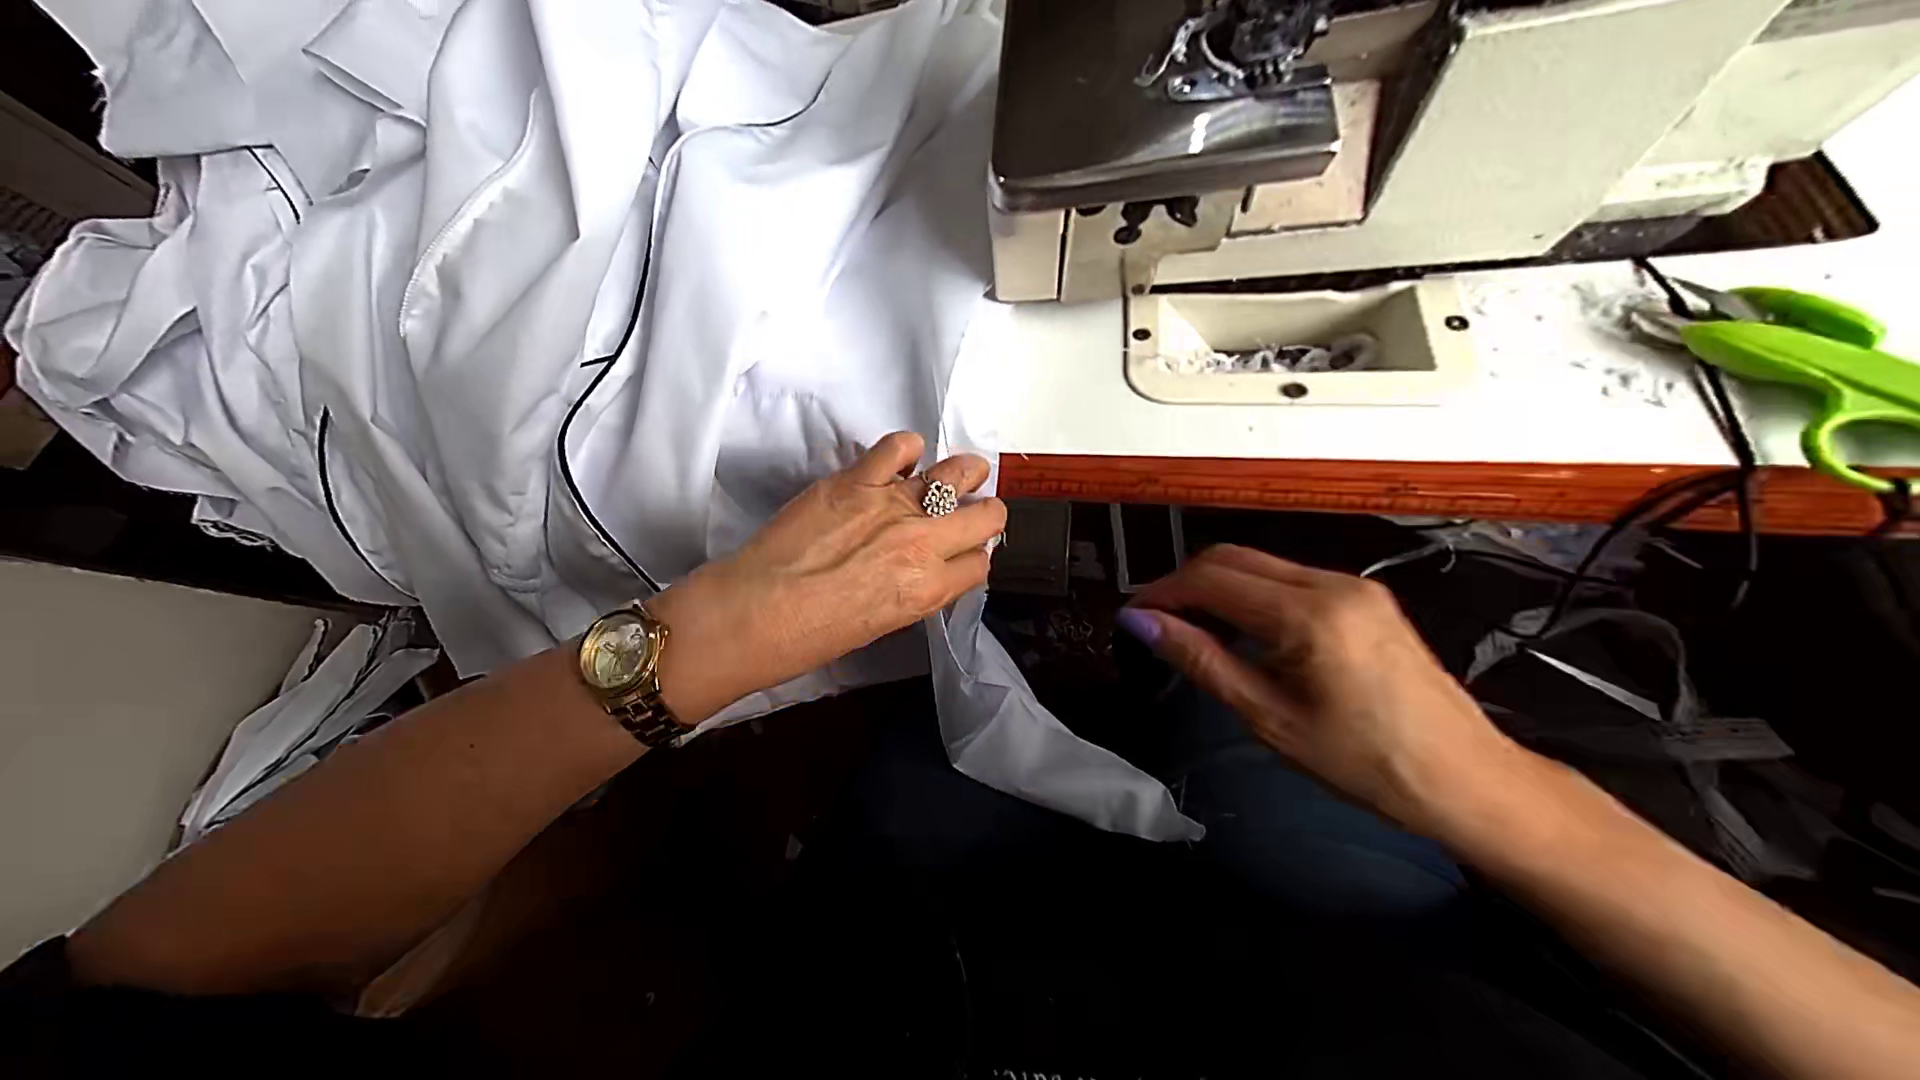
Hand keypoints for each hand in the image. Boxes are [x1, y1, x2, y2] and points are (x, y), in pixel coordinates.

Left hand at [649, 431, 1005, 723]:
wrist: (757, 612)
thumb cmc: (814, 634)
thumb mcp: (886, 623)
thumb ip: (919, 590)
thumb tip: (930, 568)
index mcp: (930, 588)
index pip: (981, 562)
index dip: (975, 557)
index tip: (964, 553)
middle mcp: (923, 543)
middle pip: (988, 515)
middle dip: (985, 516)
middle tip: (969, 515)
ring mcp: (893, 506)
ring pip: (957, 475)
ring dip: (965, 475)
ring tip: (961, 476)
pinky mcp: (858, 480)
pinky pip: (899, 446)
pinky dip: (908, 449)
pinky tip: (906, 460)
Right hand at [1122, 545, 1523, 833]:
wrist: (1469, 780)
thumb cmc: (1365, 763)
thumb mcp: (1269, 717)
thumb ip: (1201, 660)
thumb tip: (1143, 623)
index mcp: (1308, 615)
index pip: (1210, 579)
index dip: (1162, 592)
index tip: (1133, 617)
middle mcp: (1331, 583)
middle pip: (1232, 557)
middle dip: (1184, 582)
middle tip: (1155, 622)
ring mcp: (1353, 585)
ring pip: (1259, 563)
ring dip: (1215, 586)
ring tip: (1190, 628)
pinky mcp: (1365, 596)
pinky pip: (1288, 578)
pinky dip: (1250, 593)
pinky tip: (1239, 628)